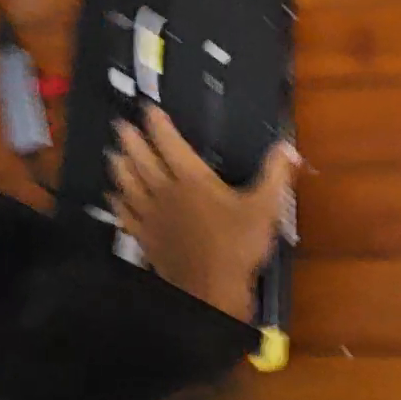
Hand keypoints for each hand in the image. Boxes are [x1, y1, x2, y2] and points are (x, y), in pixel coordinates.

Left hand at [106, 106, 298, 317]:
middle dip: (130, 140)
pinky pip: (126, 216)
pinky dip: (117, 203)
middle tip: (120, 125)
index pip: (170, 143)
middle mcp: (166, 192)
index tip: (148, 109)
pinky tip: (113, 197)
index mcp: (192, 179)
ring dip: (120, 167)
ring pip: (129, 185)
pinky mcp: (146, 239)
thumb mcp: (265, 206)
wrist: (212, 291)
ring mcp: (152, 217)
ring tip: (112, 153)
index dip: (158, 124)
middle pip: (142, 160)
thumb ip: (275, 174)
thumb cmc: (238, 245)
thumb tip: (287, 147)